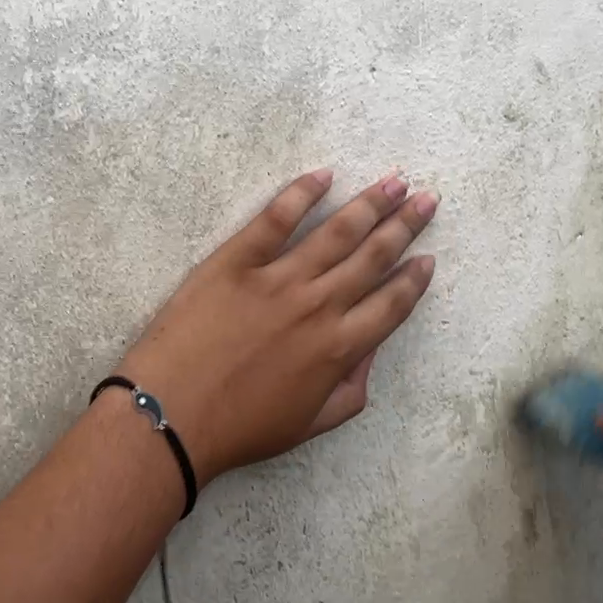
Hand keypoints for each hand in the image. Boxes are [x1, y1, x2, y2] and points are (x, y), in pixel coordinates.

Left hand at [117, 169, 438, 483]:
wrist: (173, 412)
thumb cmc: (238, 426)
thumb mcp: (309, 425)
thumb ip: (351, 391)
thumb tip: (370, 353)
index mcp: (338, 349)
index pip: (390, 304)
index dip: (413, 279)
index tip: (428, 257)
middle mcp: (318, 306)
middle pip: (372, 257)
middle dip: (404, 226)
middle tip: (426, 198)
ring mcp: (278, 278)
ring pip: (336, 232)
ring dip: (369, 204)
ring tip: (393, 182)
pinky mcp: (238, 259)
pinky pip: (276, 218)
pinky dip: (301, 193)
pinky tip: (323, 175)